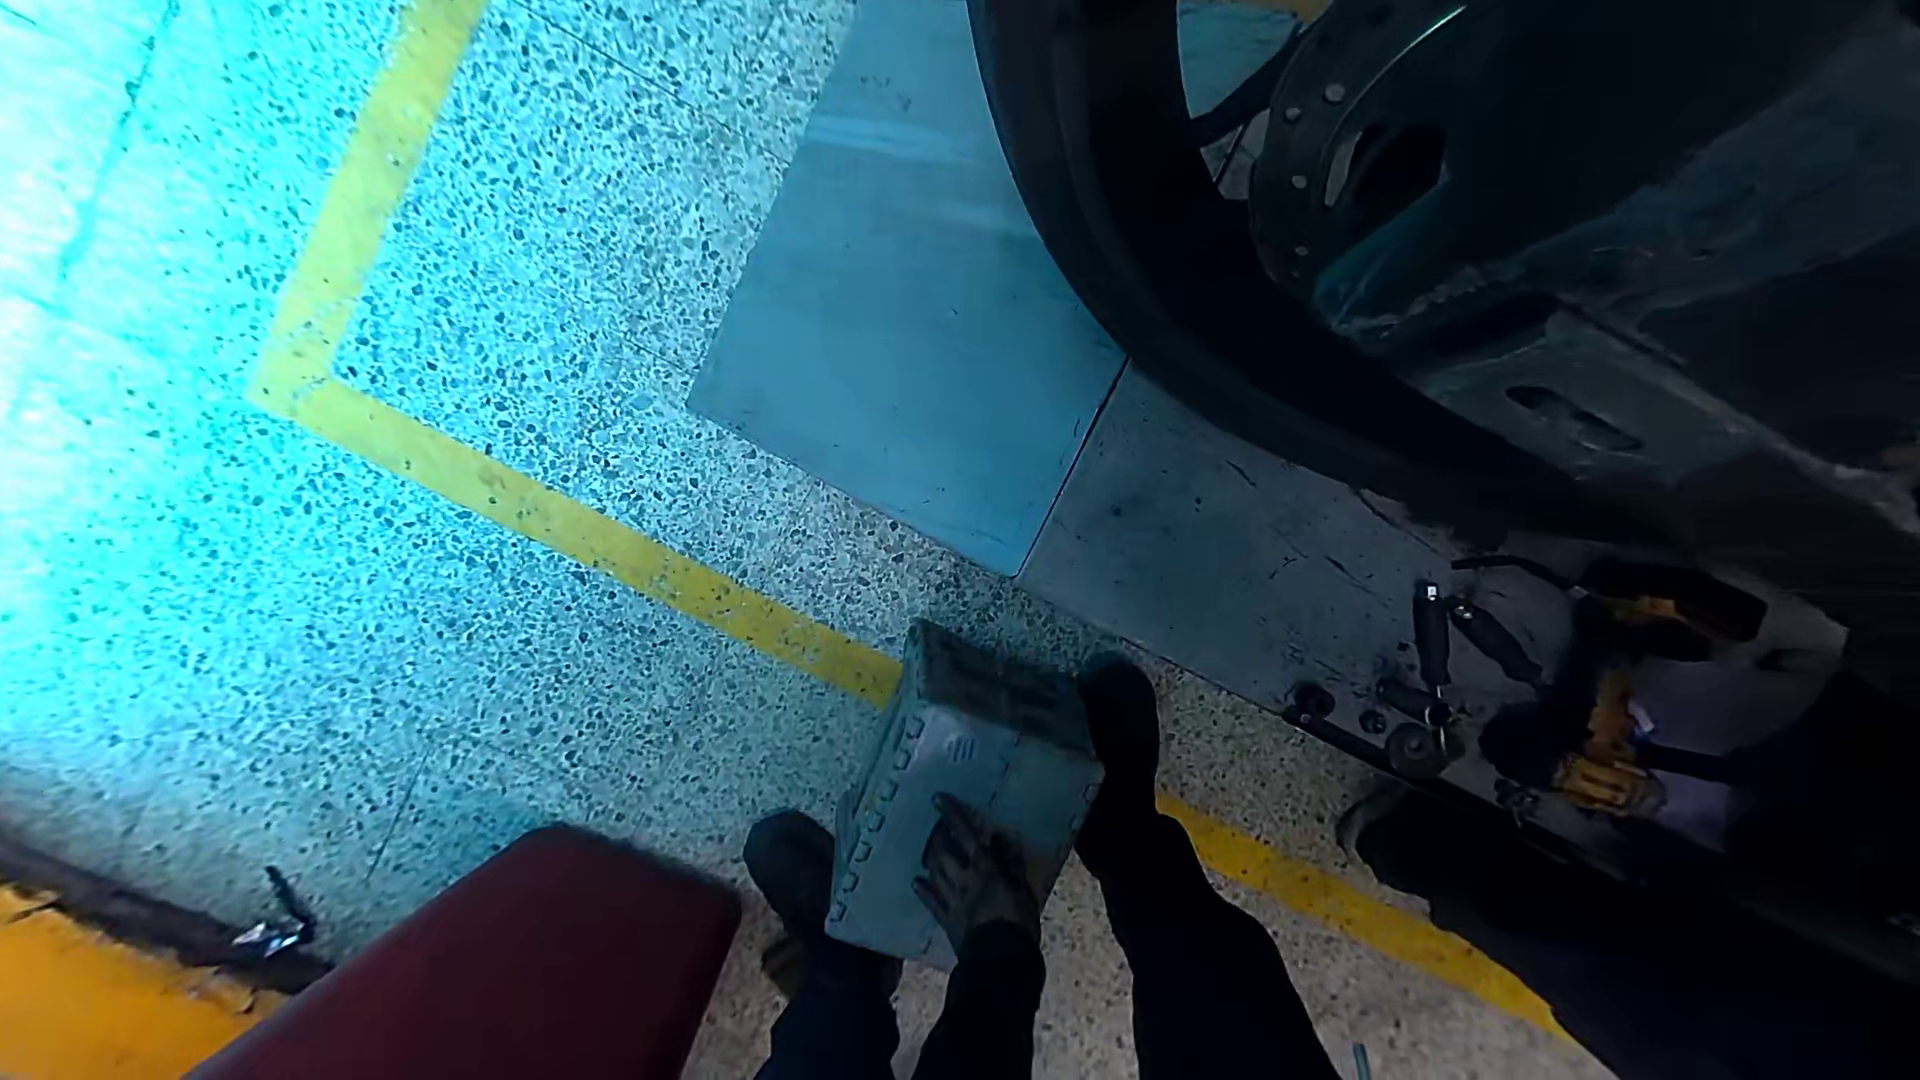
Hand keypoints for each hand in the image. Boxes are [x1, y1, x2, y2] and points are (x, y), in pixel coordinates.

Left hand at [914, 793, 1041, 950]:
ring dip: (931, 858)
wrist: (1002, 962)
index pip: (964, 834)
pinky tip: (917, 881)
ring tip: (931, 849)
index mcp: (984, 868)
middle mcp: (963, 879)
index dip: (951, 815)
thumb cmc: (1018, 922)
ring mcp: (952, 900)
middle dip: (937, 836)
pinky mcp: (947, 920)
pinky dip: (923, 890)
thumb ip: (1011, 862)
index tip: (937, 799)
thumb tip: (1001, 836)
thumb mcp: (1023, 888)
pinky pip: (932, 902)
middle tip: (937, 827)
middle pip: (943, 852)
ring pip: (935, 872)